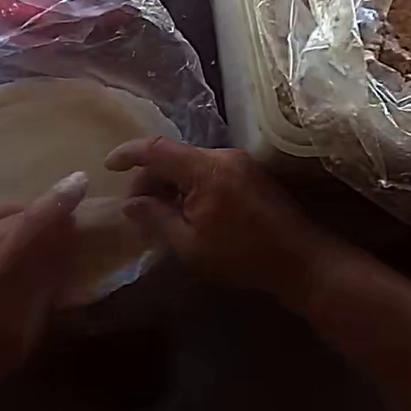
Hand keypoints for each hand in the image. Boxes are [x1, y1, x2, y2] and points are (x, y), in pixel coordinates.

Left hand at [0, 172, 89, 410]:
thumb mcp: (16, 340)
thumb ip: (38, 293)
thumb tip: (59, 260)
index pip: (28, 226)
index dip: (56, 202)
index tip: (79, 183)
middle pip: (7, 218)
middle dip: (38, 212)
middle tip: (62, 219)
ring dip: (9, 211)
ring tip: (29, 219)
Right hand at [105, 137, 350, 304]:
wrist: (301, 262)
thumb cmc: (241, 256)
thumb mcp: (189, 243)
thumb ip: (155, 218)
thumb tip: (130, 204)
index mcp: (205, 170)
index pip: (156, 149)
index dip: (128, 154)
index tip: (109, 166)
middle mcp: (222, 157)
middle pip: (172, 156)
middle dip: (148, 178)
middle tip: (134, 208)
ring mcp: (238, 163)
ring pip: (189, 164)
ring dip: (168, 183)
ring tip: (156, 213)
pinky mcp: (248, 174)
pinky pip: (207, 171)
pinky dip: (187, 186)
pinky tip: (182, 210)